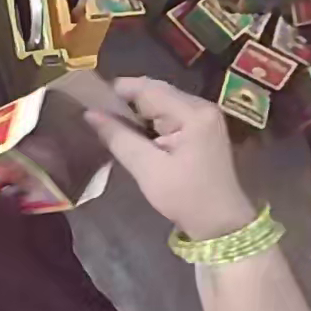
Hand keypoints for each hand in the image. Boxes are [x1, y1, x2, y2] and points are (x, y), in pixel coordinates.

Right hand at [85, 77, 257, 240]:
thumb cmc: (184, 196)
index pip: (149, 88)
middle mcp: (201, 107)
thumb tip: (90, 114)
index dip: (118, 89)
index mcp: (192, 113)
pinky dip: (148, 122)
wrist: (220, 223)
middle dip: (125, 101)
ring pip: (161, 104)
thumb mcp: (147, 168)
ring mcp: (204, 118)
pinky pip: (169, 117)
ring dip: (136, 113)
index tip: (89, 97)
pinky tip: (131, 133)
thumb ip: (118, 137)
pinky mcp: (201, 130)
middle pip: (156, 93)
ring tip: (107, 122)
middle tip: (95, 112)